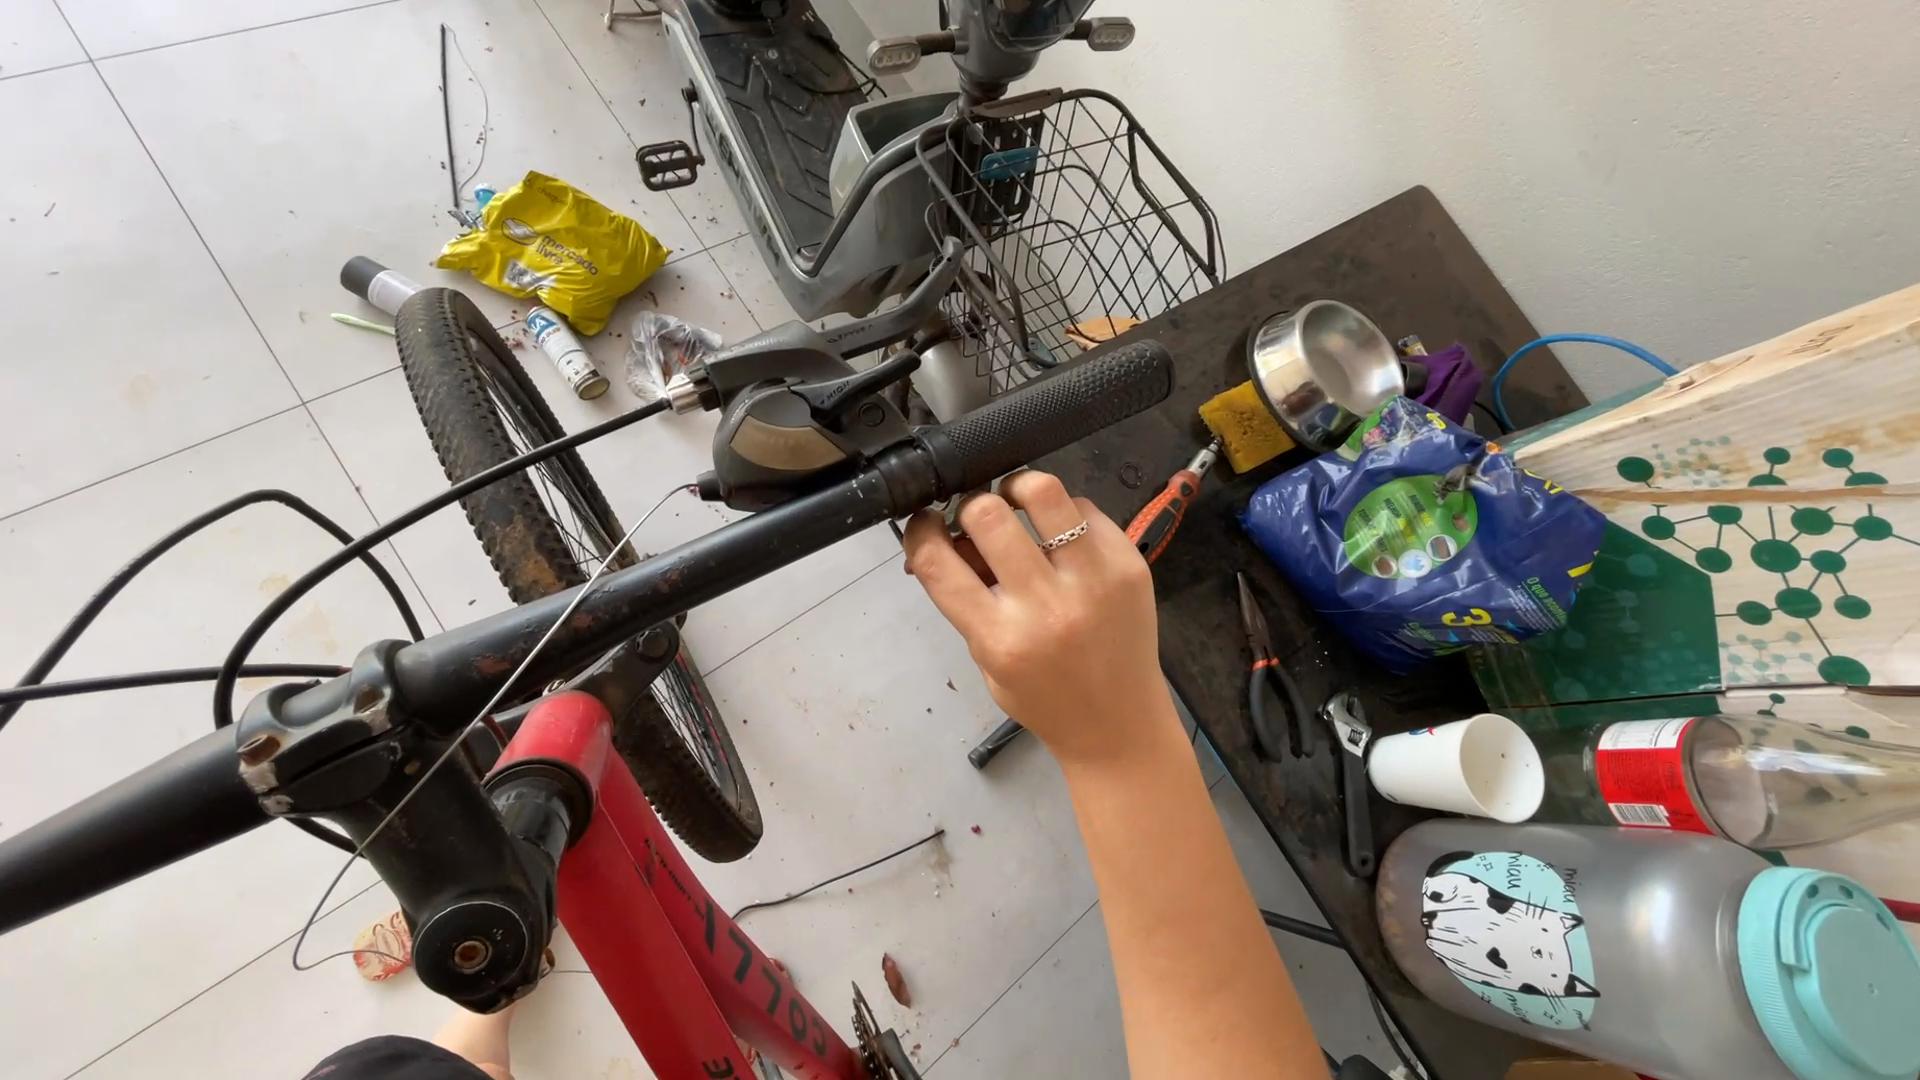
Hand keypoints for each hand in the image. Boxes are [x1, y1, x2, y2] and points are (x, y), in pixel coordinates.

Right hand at [903, 470, 1177, 764]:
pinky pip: (1087, 509)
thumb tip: (944, 538)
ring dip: (1018, 488)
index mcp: (1001, 639)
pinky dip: (1065, 513)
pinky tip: (1062, 535)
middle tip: (978, 519)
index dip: (920, 530)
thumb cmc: (1043, 699)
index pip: (939, 562)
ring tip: (1017, 503)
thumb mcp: (987, 660)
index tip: (925, 522)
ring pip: (1045, 492)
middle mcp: (1046, 606)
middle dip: (970, 506)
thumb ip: (965, 599)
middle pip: (987, 514)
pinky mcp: (1129, 565)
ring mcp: (1094, 581)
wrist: (1120, 726)